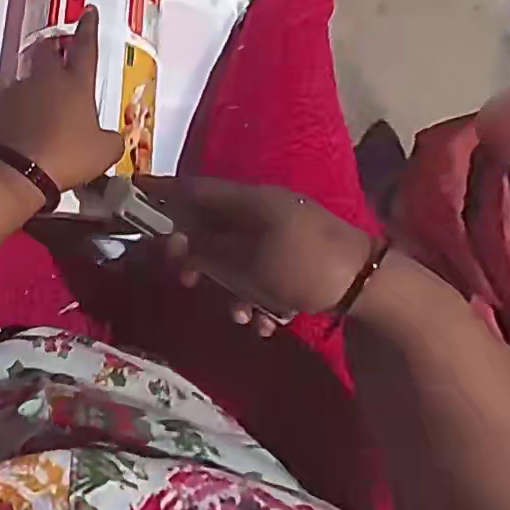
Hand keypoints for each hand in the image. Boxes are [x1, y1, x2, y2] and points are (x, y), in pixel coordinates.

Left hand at [0, 5, 121, 189]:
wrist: (16, 172)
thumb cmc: (66, 157)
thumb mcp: (103, 153)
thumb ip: (111, 140)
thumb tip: (112, 139)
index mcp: (75, 83)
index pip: (86, 46)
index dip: (89, 27)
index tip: (88, 11)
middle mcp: (43, 78)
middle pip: (47, 51)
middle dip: (52, 50)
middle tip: (56, 56)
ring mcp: (13, 90)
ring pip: (21, 74)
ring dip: (28, 81)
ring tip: (31, 97)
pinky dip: (5, 104)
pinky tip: (8, 117)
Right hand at [134, 175, 375, 335]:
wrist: (374, 287)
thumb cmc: (304, 267)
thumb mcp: (246, 263)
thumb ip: (206, 251)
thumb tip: (175, 241)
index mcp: (249, 201)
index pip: (194, 189)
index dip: (162, 189)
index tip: (134, 187)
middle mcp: (263, 210)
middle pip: (213, 226)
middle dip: (199, 258)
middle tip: (187, 280)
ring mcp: (283, 231)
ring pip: (238, 255)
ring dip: (232, 287)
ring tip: (242, 316)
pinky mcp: (299, 253)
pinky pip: (263, 268)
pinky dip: (258, 293)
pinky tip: (268, 322)